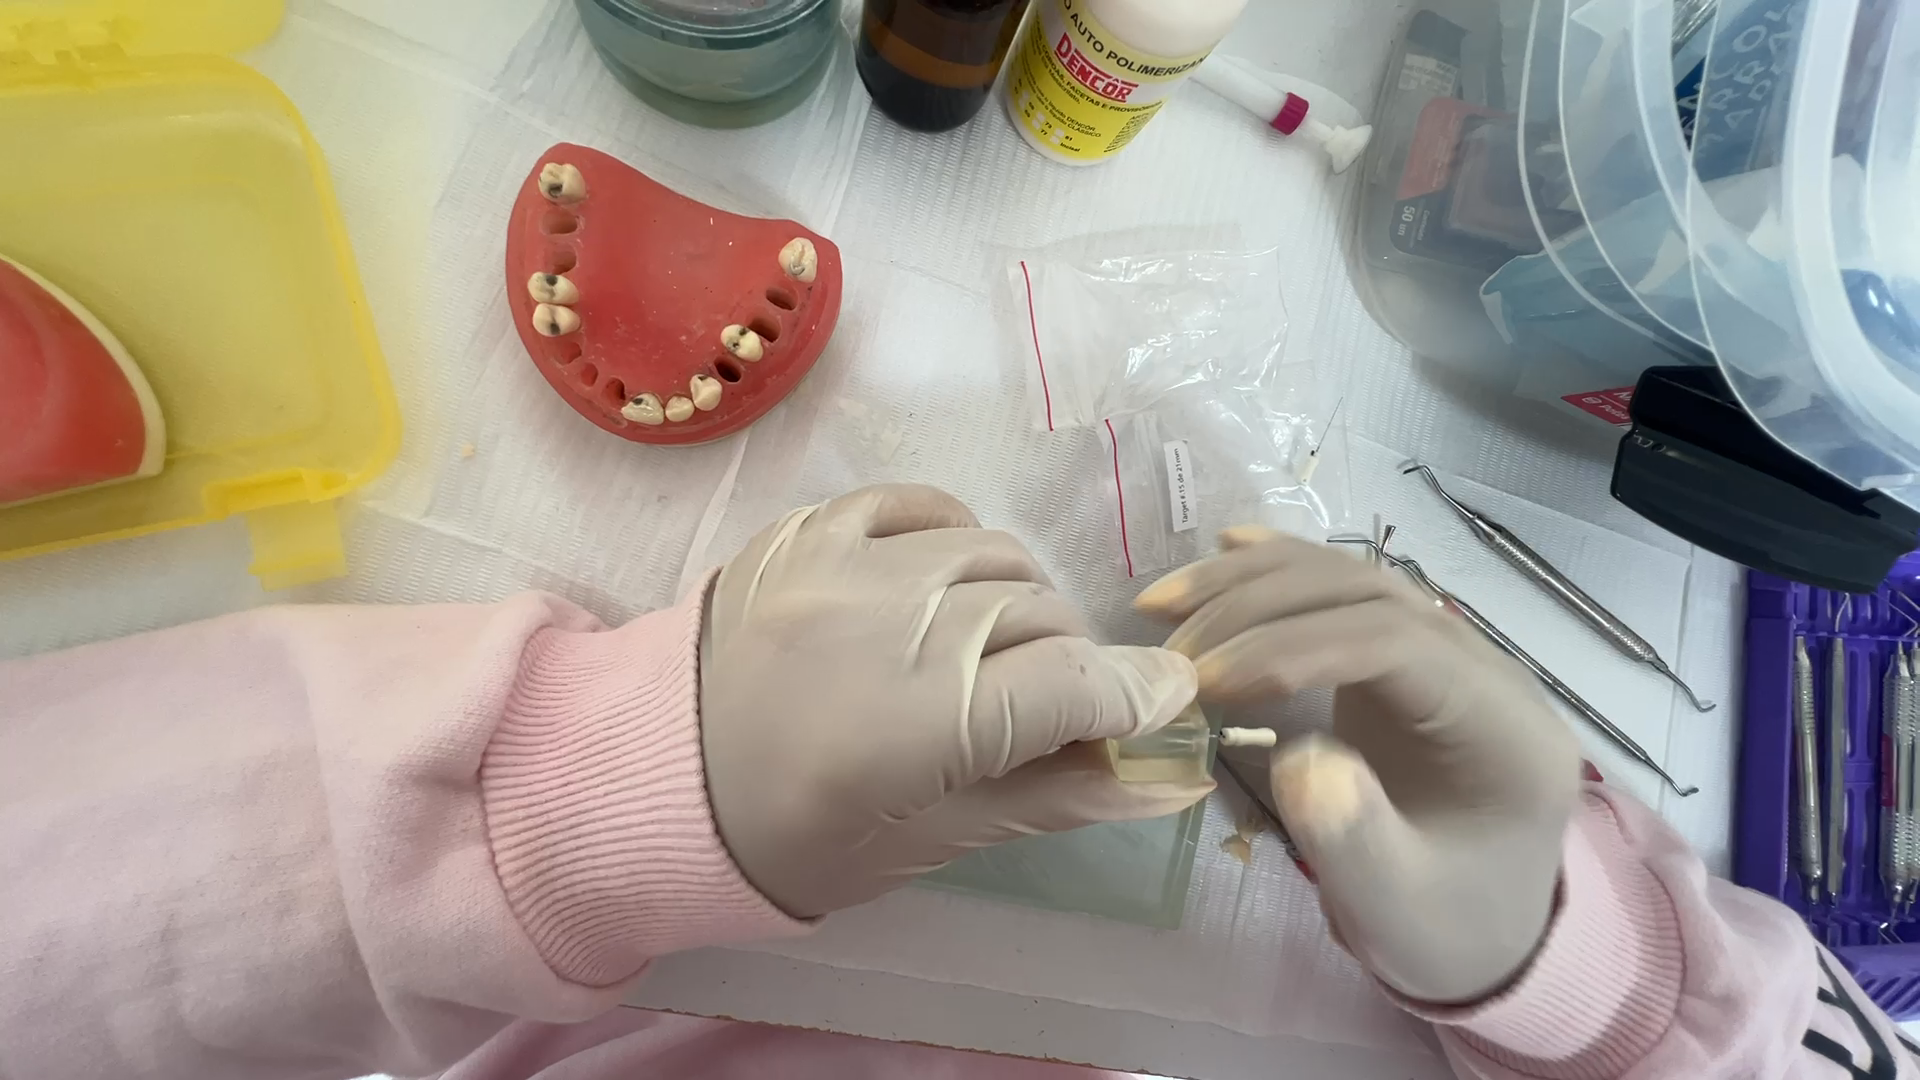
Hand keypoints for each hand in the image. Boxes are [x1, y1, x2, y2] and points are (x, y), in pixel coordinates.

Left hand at [701, 484, 1212, 917]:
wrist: (653, 774)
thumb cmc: (792, 837)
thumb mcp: (927, 843)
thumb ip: (1052, 796)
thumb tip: (1162, 773)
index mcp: (912, 725)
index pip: (1069, 687)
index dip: (1132, 696)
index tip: (1160, 704)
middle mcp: (883, 623)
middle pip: (1037, 615)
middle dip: (1066, 664)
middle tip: (1042, 704)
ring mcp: (840, 561)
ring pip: (992, 553)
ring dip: (1016, 604)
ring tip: (983, 647)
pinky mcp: (808, 528)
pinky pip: (920, 504)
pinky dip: (954, 538)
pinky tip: (942, 582)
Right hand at [1135, 528, 1580, 1003]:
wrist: (1471, 913)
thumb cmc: (1438, 916)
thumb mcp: (1396, 908)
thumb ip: (1354, 839)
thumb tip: (1297, 759)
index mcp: (1501, 726)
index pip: (1394, 642)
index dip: (1290, 648)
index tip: (1205, 684)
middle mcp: (1478, 662)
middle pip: (1359, 590)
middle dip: (1250, 609)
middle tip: (1171, 654)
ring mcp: (1438, 642)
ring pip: (1337, 573)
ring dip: (1243, 578)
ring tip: (1160, 601)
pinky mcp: (1395, 641)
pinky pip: (1333, 582)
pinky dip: (1271, 563)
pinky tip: (1224, 545)